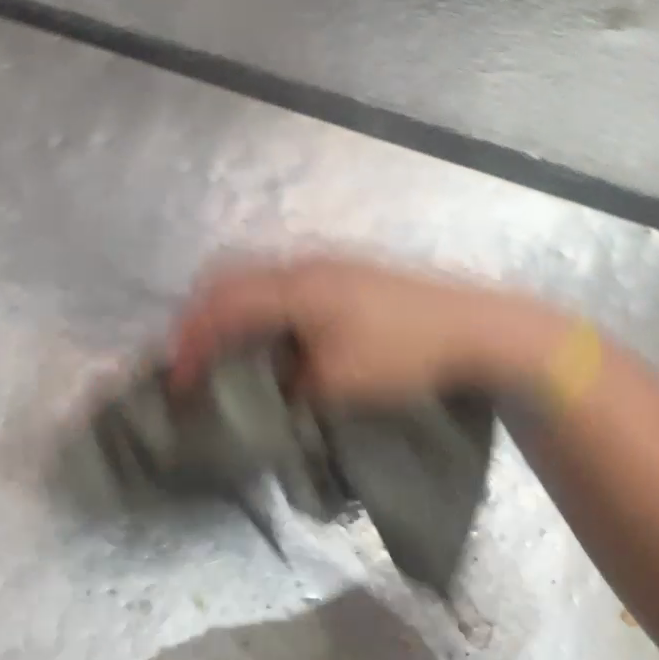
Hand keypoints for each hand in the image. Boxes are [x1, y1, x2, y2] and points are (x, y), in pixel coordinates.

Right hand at [167, 255, 561, 403]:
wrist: (481, 330)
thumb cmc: (404, 356)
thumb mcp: (336, 385)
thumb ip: (285, 387)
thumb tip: (257, 393)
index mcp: (295, 287)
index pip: (221, 307)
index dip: (191, 343)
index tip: (177, 382)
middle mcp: (304, 266)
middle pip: (229, 279)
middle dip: (199, 318)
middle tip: (189, 359)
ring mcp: (328, 266)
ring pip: (255, 279)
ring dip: (229, 312)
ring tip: (221, 351)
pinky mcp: (347, 276)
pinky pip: (280, 285)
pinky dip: (257, 310)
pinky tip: (269, 339)